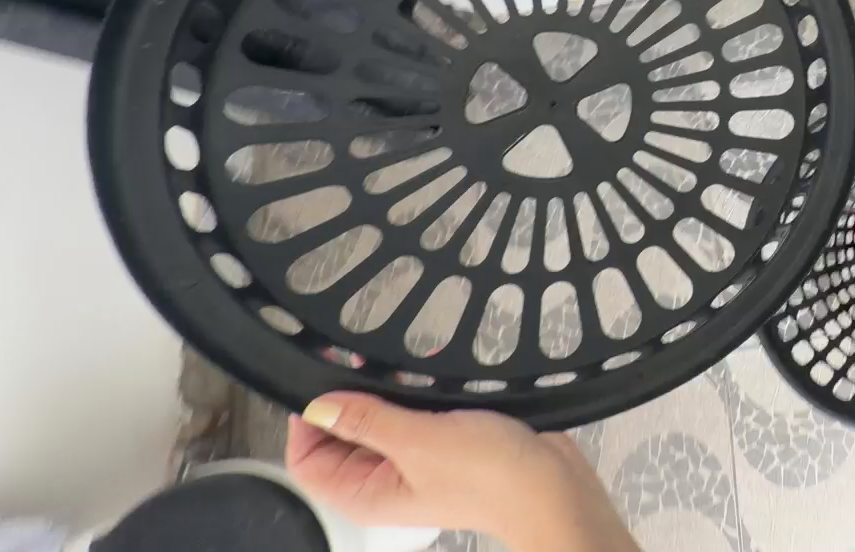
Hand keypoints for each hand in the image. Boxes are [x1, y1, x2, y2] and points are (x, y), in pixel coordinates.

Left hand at [285, 392, 637, 551]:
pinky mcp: (450, 444)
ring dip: (390, 394)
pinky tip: (435, 375)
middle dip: (352, 400)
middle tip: (363, 361)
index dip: (309, 420)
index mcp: (364, 493)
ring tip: (402, 364)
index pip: (308, 460)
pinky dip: (422, 396)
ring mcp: (419, 462)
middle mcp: (385, 480)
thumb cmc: (484, 472)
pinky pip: (420, 417)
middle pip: (345, 439)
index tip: (322, 377)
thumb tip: (318, 406)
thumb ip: (368, 421)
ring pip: (385, 423)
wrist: (547, 481)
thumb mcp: (420, 441)